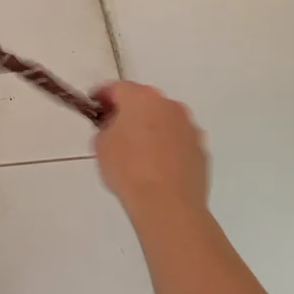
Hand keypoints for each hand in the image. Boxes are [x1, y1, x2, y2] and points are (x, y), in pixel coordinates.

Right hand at [91, 82, 210, 226]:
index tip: (93, 105)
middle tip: (113, 127)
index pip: (117, 88)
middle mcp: (169, 106)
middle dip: (129, 111)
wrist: (168, 205)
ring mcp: (189, 128)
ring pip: (164, 120)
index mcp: (141, 99)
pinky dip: (167, 146)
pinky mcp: (201, 150)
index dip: (102, 95)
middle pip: (145, 101)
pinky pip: (178, 141)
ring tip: (137, 150)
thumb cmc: (128, 170)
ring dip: (151, 128)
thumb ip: (106, 128)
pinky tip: (156, 166)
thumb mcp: (101, 145)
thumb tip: (115, 128)